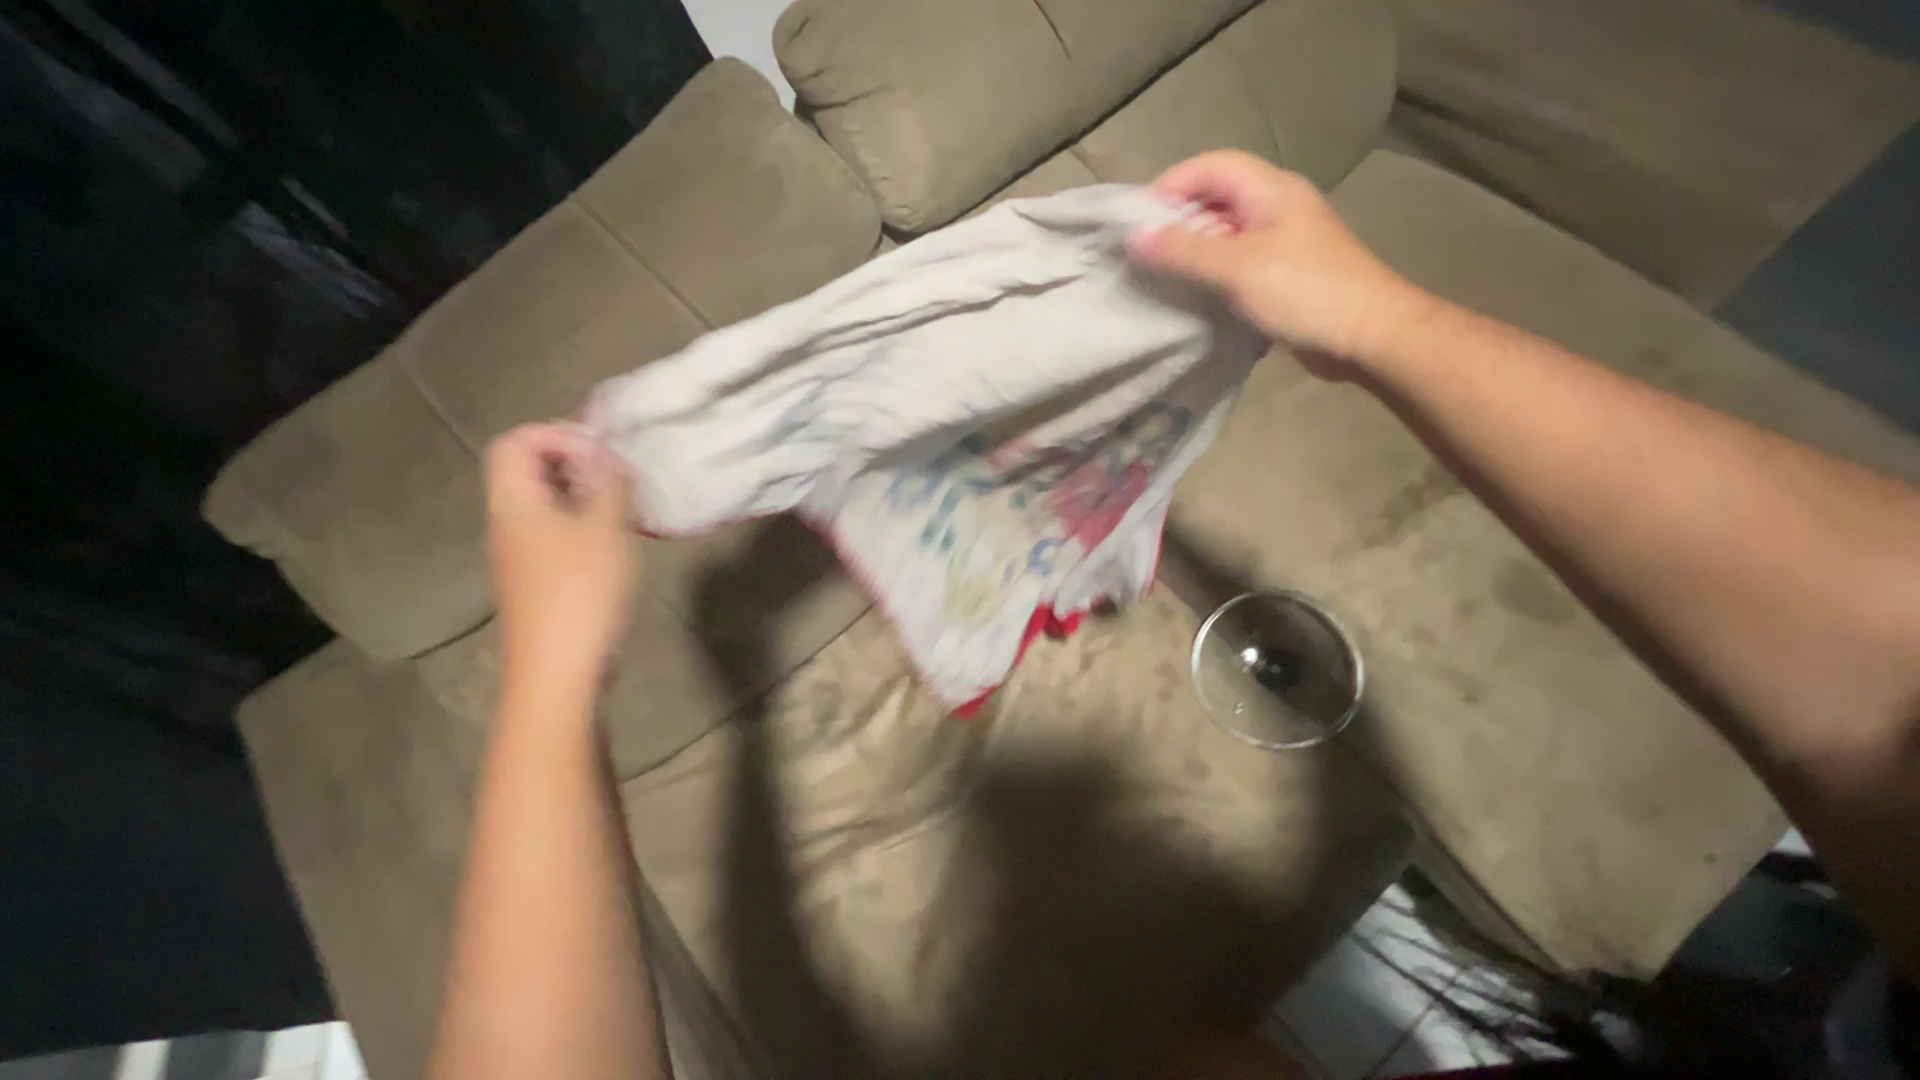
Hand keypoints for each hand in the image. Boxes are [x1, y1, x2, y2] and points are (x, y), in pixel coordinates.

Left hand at [484, 423, 637, 699]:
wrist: (558, 672)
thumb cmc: (581, 593)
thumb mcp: (605, 529)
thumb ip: (607, 482)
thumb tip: (605, 451)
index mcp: (514, 503)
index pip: (516, 442)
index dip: (559, 434)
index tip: (604, 452)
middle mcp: (508, 523)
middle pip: (528, 471)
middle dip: (576, 462)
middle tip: (620, 476)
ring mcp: (520, 555)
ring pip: (545, 503)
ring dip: (584, 495)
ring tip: (625, 507)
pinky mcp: (537, 581)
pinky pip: (555, 533)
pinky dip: (584, 524)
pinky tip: (617, 543)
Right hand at [1129, 151, 1437, 372]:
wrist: (1370, 336)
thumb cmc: (1305, 292)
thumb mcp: (1237, 268)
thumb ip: (1185, 250)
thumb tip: (1135, 236)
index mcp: (1271, 190)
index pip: (1212, 166)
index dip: (1172, 184)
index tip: (1138, 219)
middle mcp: (1278, 208)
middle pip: (1217, 198)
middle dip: (1178, 219)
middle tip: (1144, 251)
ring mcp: (1284, 242)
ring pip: (1227, 234)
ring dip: (1194, 251)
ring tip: (1162, 276)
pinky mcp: (1285, 276)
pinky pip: (1238, 265)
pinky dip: (1213, 275)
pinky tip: (1195, 297)